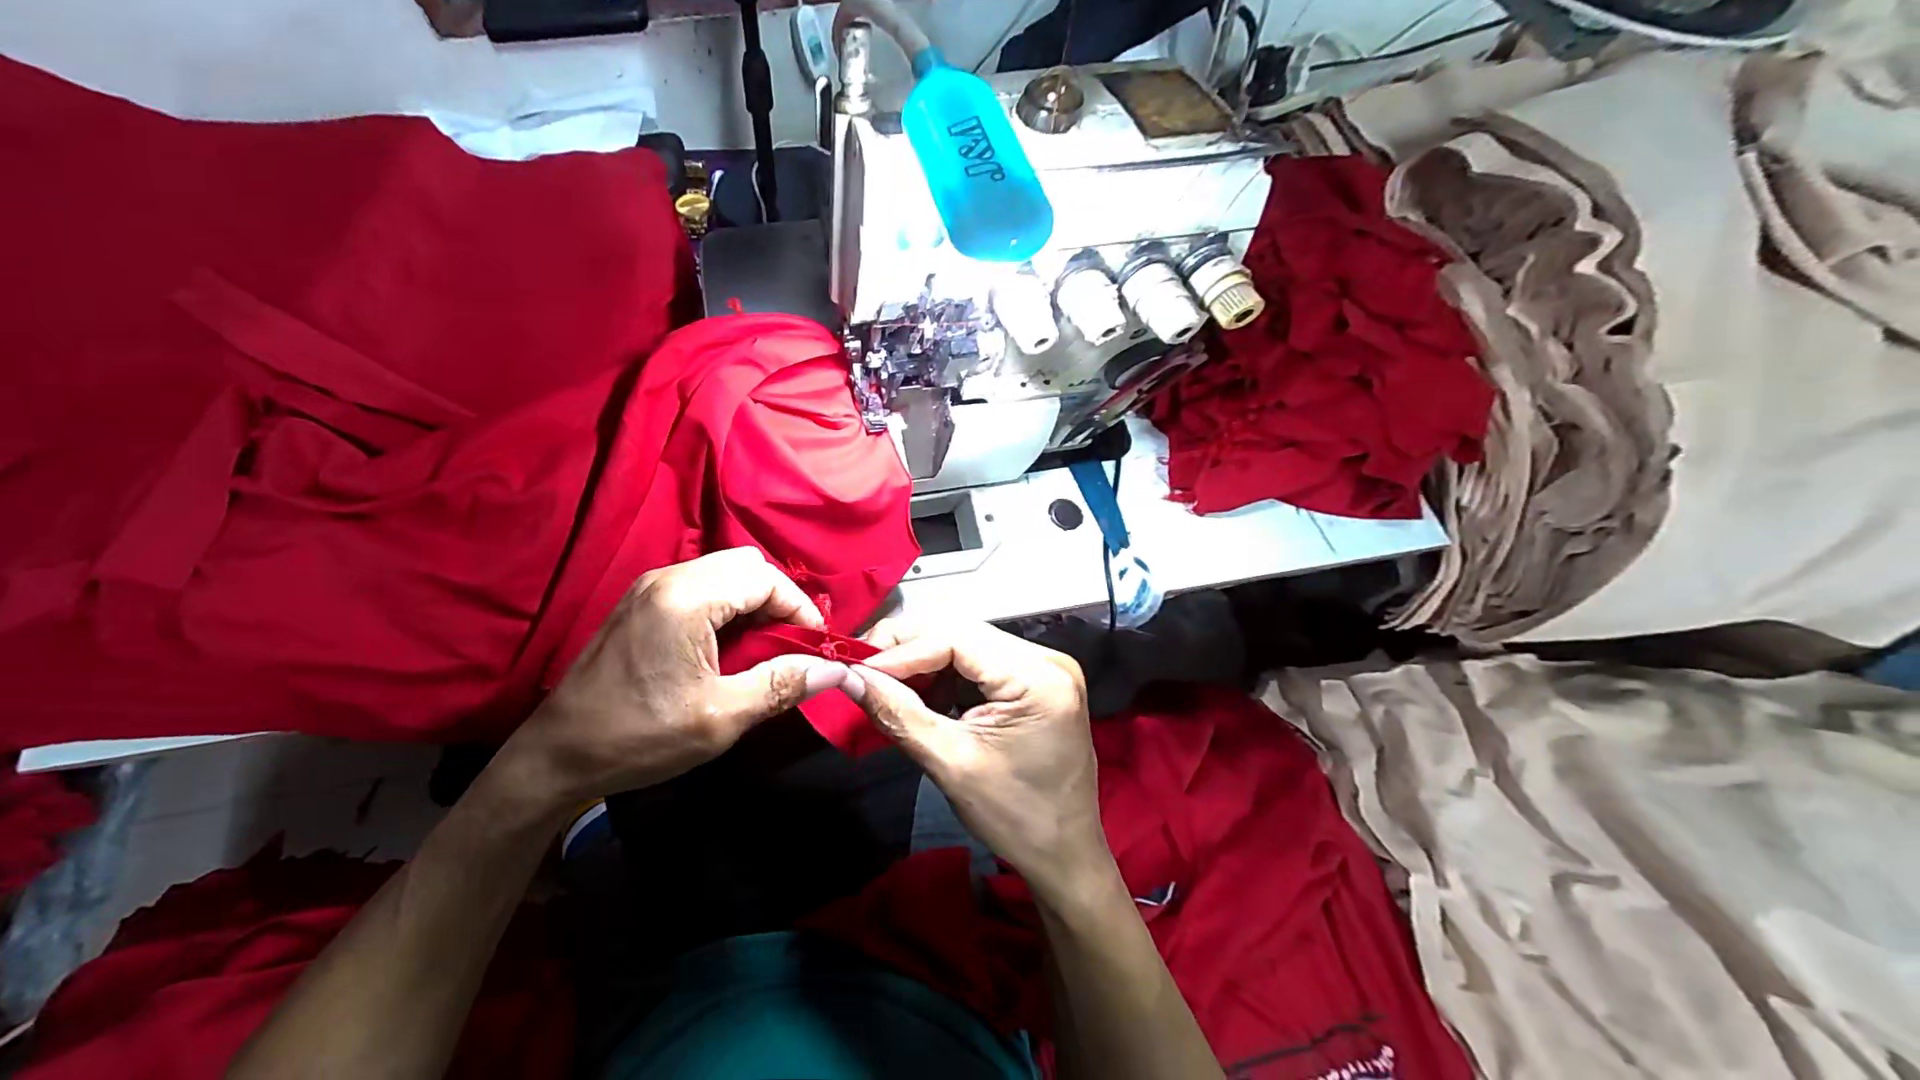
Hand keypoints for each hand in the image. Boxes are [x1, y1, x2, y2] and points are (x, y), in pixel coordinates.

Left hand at [497, 548, 850, 806]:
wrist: (557, 756)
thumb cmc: (639, 737)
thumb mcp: (721, 718)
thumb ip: (782, 685)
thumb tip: (835, 670)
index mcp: (685, 599)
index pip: (765, 579)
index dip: (800, 609)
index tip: (816, 648)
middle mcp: (667, 578)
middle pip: (747, 566)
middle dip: (780, 602)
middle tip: (792, 646)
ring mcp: (650, 587)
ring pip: (726, 572)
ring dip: (755, 603)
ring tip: (765, 649)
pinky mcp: (642, 602)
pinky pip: (703, 585)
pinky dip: (729, 606)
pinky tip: (729, 647)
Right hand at [842, 620, 1110, 902]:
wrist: (1064, 853)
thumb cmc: (1015, 818)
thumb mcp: (951, 765)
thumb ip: (899, 714)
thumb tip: (851, 677)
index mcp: (1039, 678)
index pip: (956, 638)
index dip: (901, 649)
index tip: (857, 668)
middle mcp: (1047, 660)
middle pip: (962, 633)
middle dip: (907, 649)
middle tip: (862, 669)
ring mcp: (1045, 668)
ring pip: (968, 643)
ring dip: (923, 660)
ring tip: (885, 683)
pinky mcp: (1036, 680)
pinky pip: (980, 661)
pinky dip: (945, 673)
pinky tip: (921, 692)